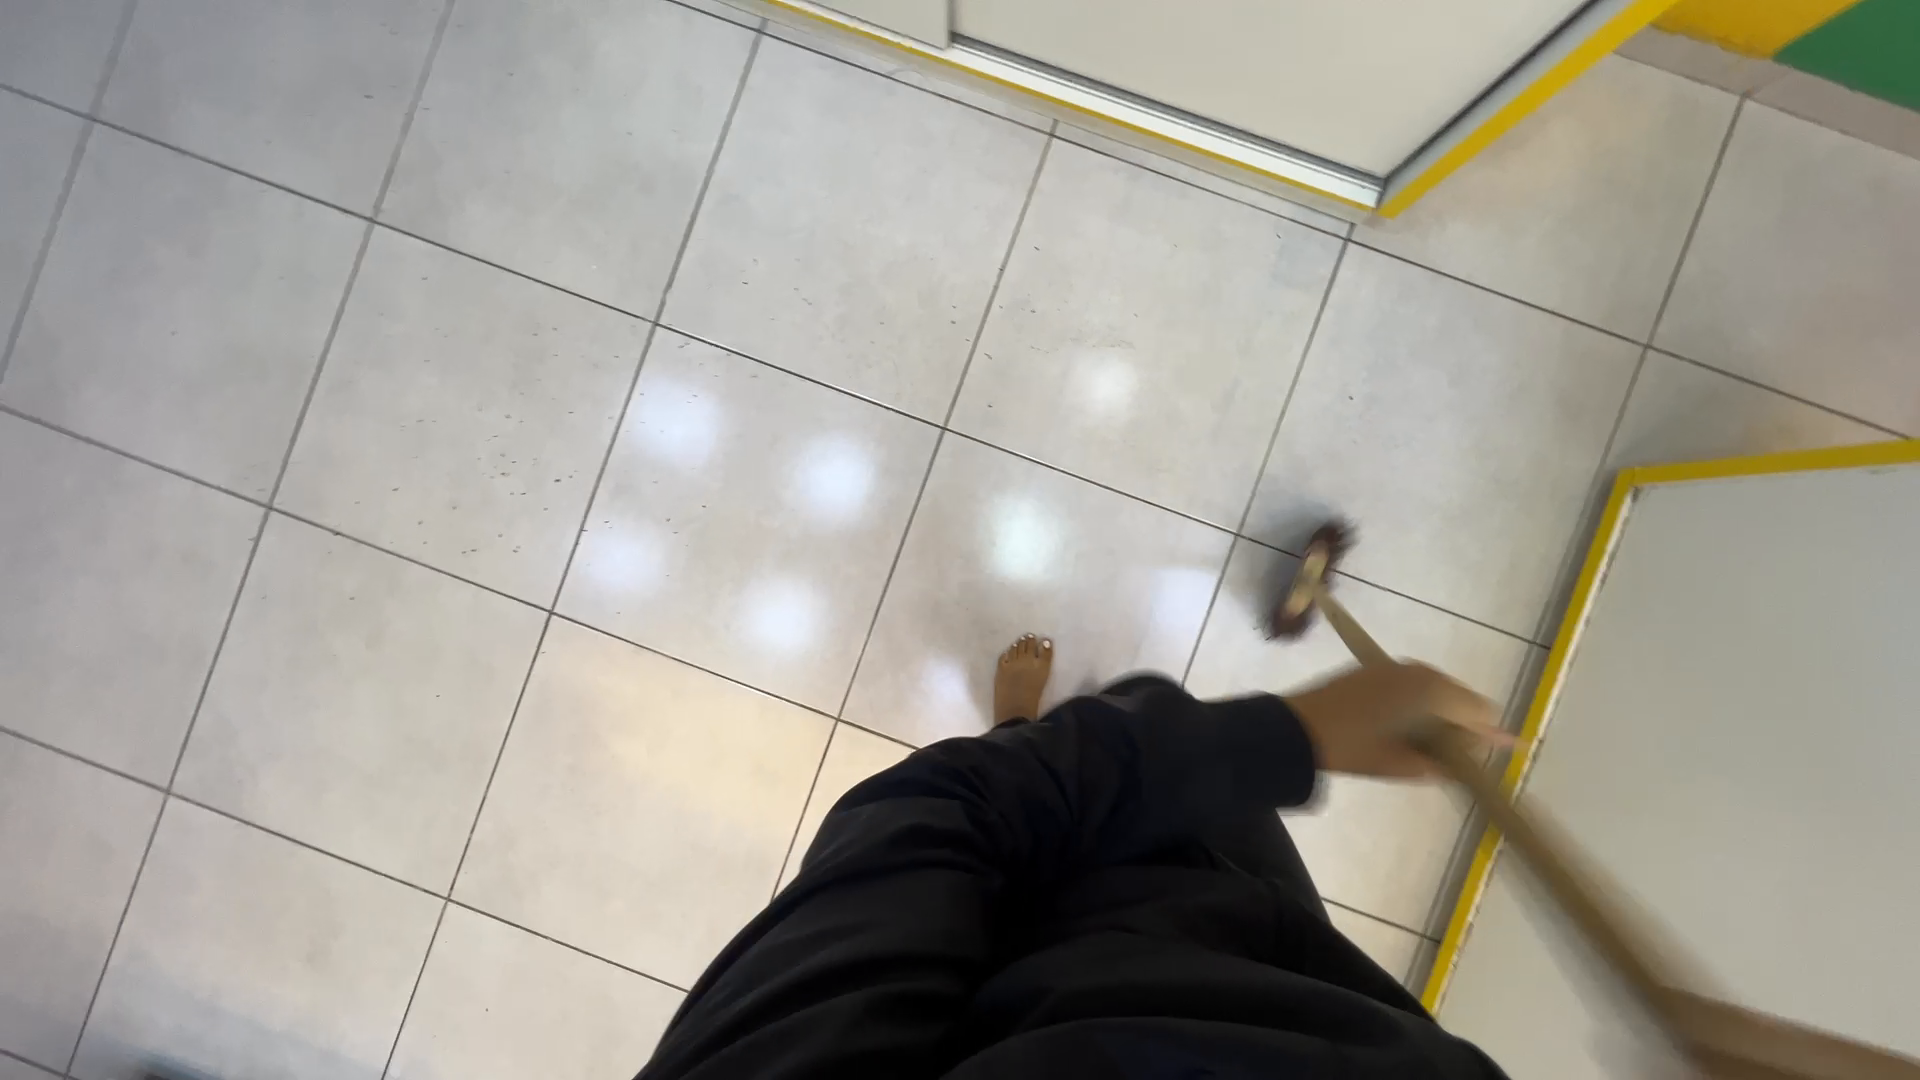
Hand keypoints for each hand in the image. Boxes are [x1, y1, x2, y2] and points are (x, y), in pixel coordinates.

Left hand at [1283, 661, 1511, 778]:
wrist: (1298, 727)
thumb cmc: (1353, 748)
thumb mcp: (1405, 764)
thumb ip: (1449, 762)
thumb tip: (1474, 760)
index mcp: (1432, 691)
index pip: (1480, 710)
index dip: (1490, 734)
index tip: (1504, 751)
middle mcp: (1418, 671)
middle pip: (1459, 696)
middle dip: (1463, 722)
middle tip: (1456, 754)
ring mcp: (1393, 666)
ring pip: (1435, 688)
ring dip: (1440, 711)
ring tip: (1430, 743)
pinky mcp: (1373, 668)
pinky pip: (1411, 683)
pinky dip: (1418, 701)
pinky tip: (1406, 725)